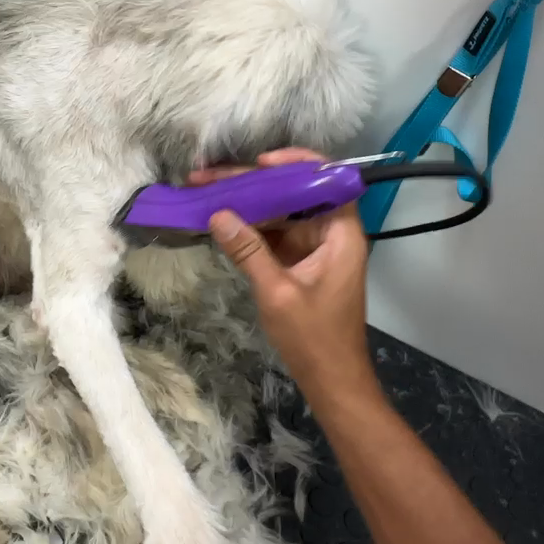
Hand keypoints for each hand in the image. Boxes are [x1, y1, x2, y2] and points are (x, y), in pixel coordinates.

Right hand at [202, 148, 375, 398]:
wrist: (332, 382)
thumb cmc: (315, 339)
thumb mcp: (278, 293)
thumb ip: (248, 251)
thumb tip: (218, 213)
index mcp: (340, 235)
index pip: (329, 180)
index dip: (298, 163)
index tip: (261, 161)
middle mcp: (329, 233)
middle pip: (293, 191)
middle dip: (251, 181)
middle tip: (207, 174)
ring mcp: (312, 245)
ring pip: (278, 208)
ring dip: (243, 199)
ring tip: (203, 188)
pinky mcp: (297, 259)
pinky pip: (271, 229)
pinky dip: (246, 221)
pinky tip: (216, 214)